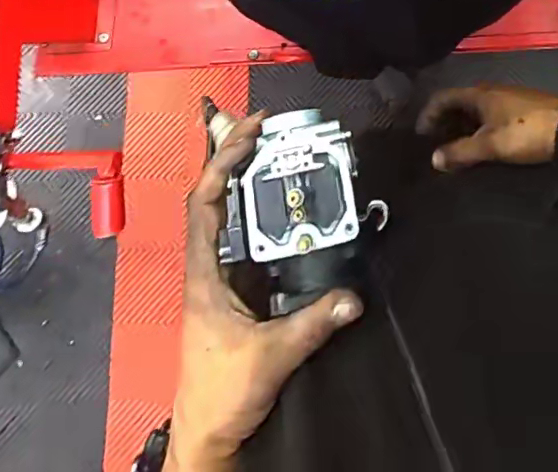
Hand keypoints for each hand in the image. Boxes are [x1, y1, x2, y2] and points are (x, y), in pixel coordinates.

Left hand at [169, 112, 363, 471]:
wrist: (207, 433)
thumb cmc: (220, 392)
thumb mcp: (268, 357)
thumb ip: (311, 325)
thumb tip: (352, 296)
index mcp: (204, 270)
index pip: (206, 200)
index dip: (223, 160)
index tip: (250, 130)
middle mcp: (209, 263)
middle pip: (213, 195)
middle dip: (232, 154)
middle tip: (262, 124)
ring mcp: (222, 273)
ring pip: (227, 212)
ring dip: (243, 176)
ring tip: (269, 147)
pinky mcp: (237, 286)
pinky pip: (246, 235)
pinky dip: (259, 209)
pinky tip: (280, 198)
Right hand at [417, 85, 557, 171]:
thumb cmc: (525, 133)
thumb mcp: (490, 145)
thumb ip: (460, 152)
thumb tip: (434, 159)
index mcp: (477, 93)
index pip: (441, 97)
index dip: (427, 114)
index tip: (420, 136)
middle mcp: (488, 90)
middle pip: (457, 103)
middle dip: (443, 122)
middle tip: (435, 145)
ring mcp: (505, 98)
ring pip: (473, 110)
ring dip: (461, 127)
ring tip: (455, 149)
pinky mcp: (519, 108)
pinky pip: (488, 115)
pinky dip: (477, 128)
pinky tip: (481, 145)